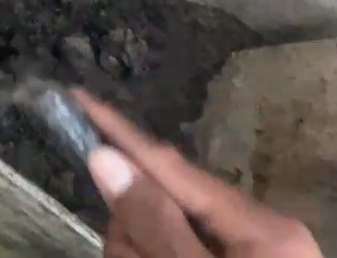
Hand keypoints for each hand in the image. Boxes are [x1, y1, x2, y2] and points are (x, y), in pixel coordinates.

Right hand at [77, 92, 321, 257]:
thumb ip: (154, 224)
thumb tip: (104, 157)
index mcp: (262, 230)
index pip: (169, 165)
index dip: (117, 130)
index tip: (73, 95)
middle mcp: (256, 235)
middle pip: (159, 202)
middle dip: (132, 234)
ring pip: (155, 233)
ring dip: (137, 256)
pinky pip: (168, 253)